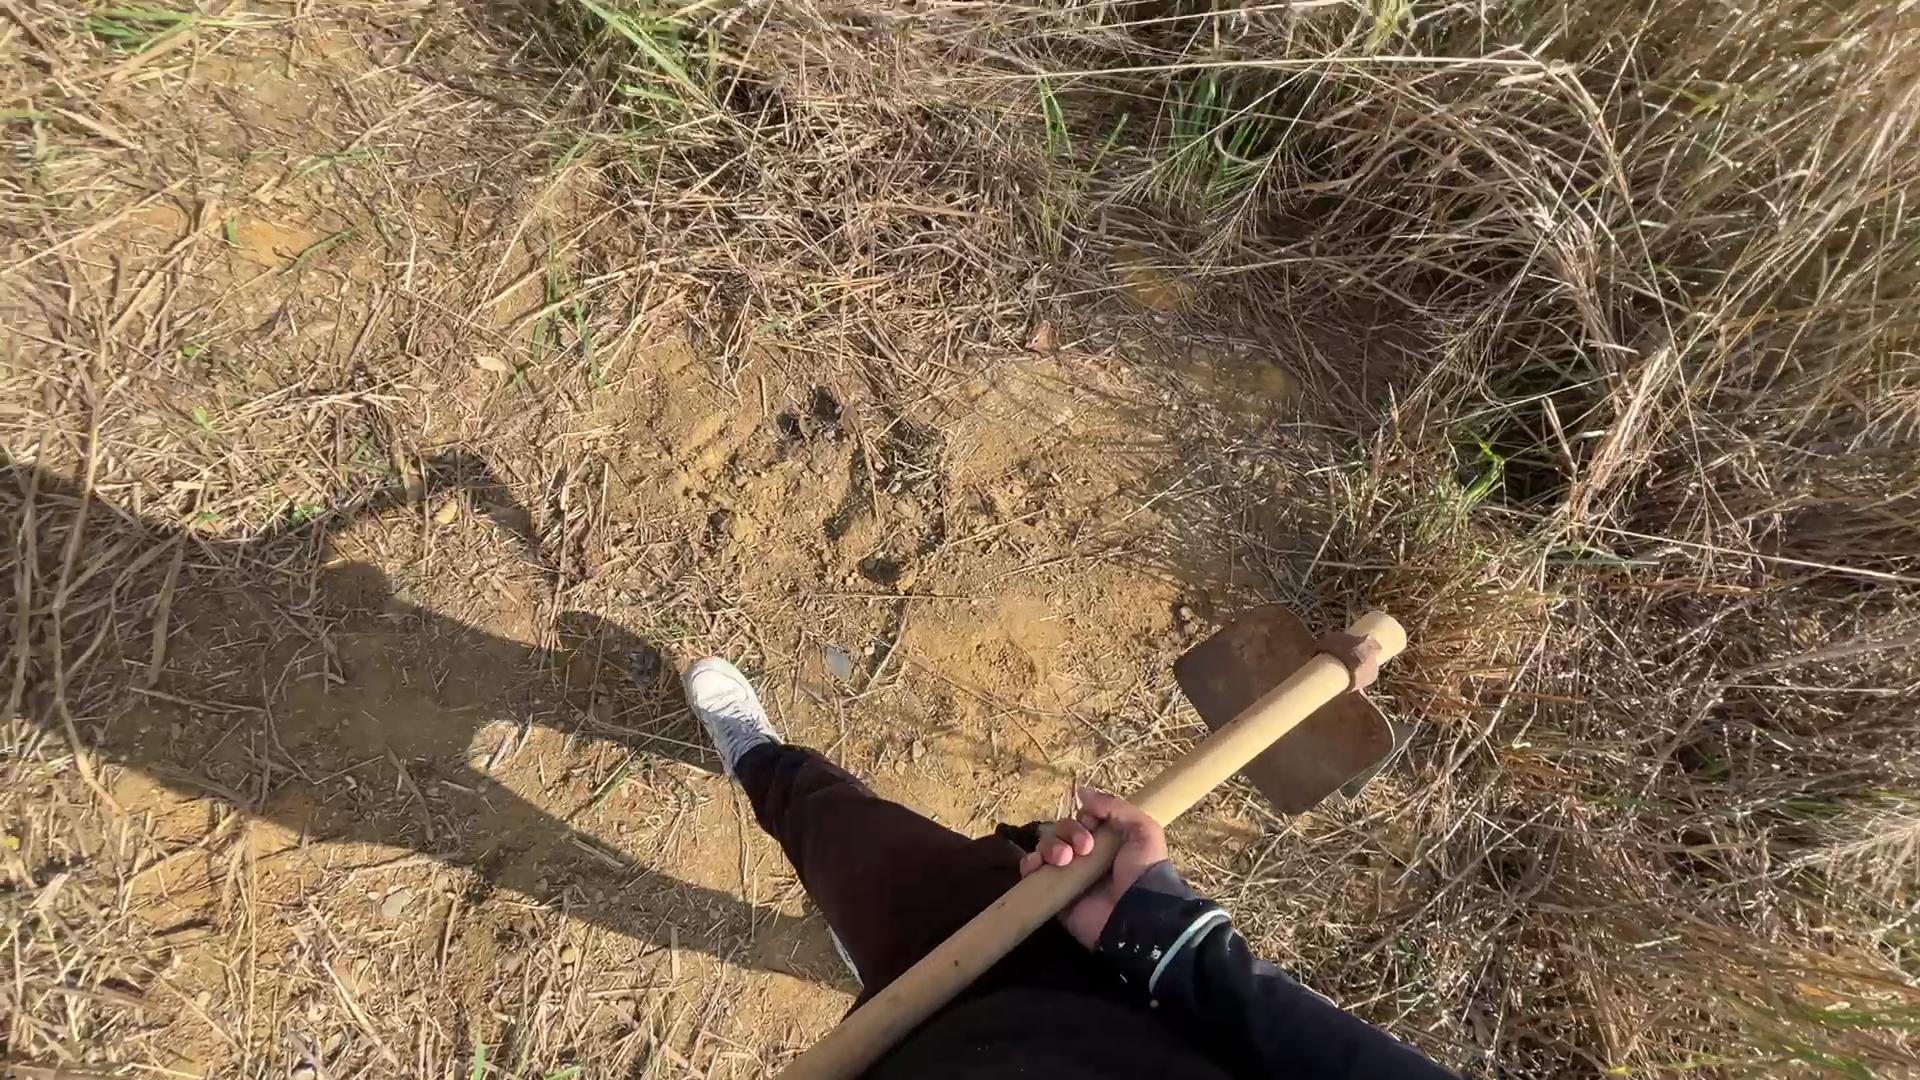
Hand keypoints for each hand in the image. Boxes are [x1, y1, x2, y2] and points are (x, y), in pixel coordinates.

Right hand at [1018, 787, 1169, 948]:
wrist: (1137, 915)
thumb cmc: (1143, 870)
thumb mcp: (1142, 830)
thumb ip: (1114, 807)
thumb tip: (1081, 792)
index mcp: (1104, 840)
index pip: (1081, 819)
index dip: (1083, 818)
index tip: (1093, 826)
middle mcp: (1085, 855)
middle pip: (1061, 829)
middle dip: (1068, 832)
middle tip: (1083, 847)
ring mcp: (1068, 874)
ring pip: (1046, 847)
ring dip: (1050, 846)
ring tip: (1063, 859)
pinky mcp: (1055, 894)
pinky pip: (1033, 873)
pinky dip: (1030, 864)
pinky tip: (1036, 865)